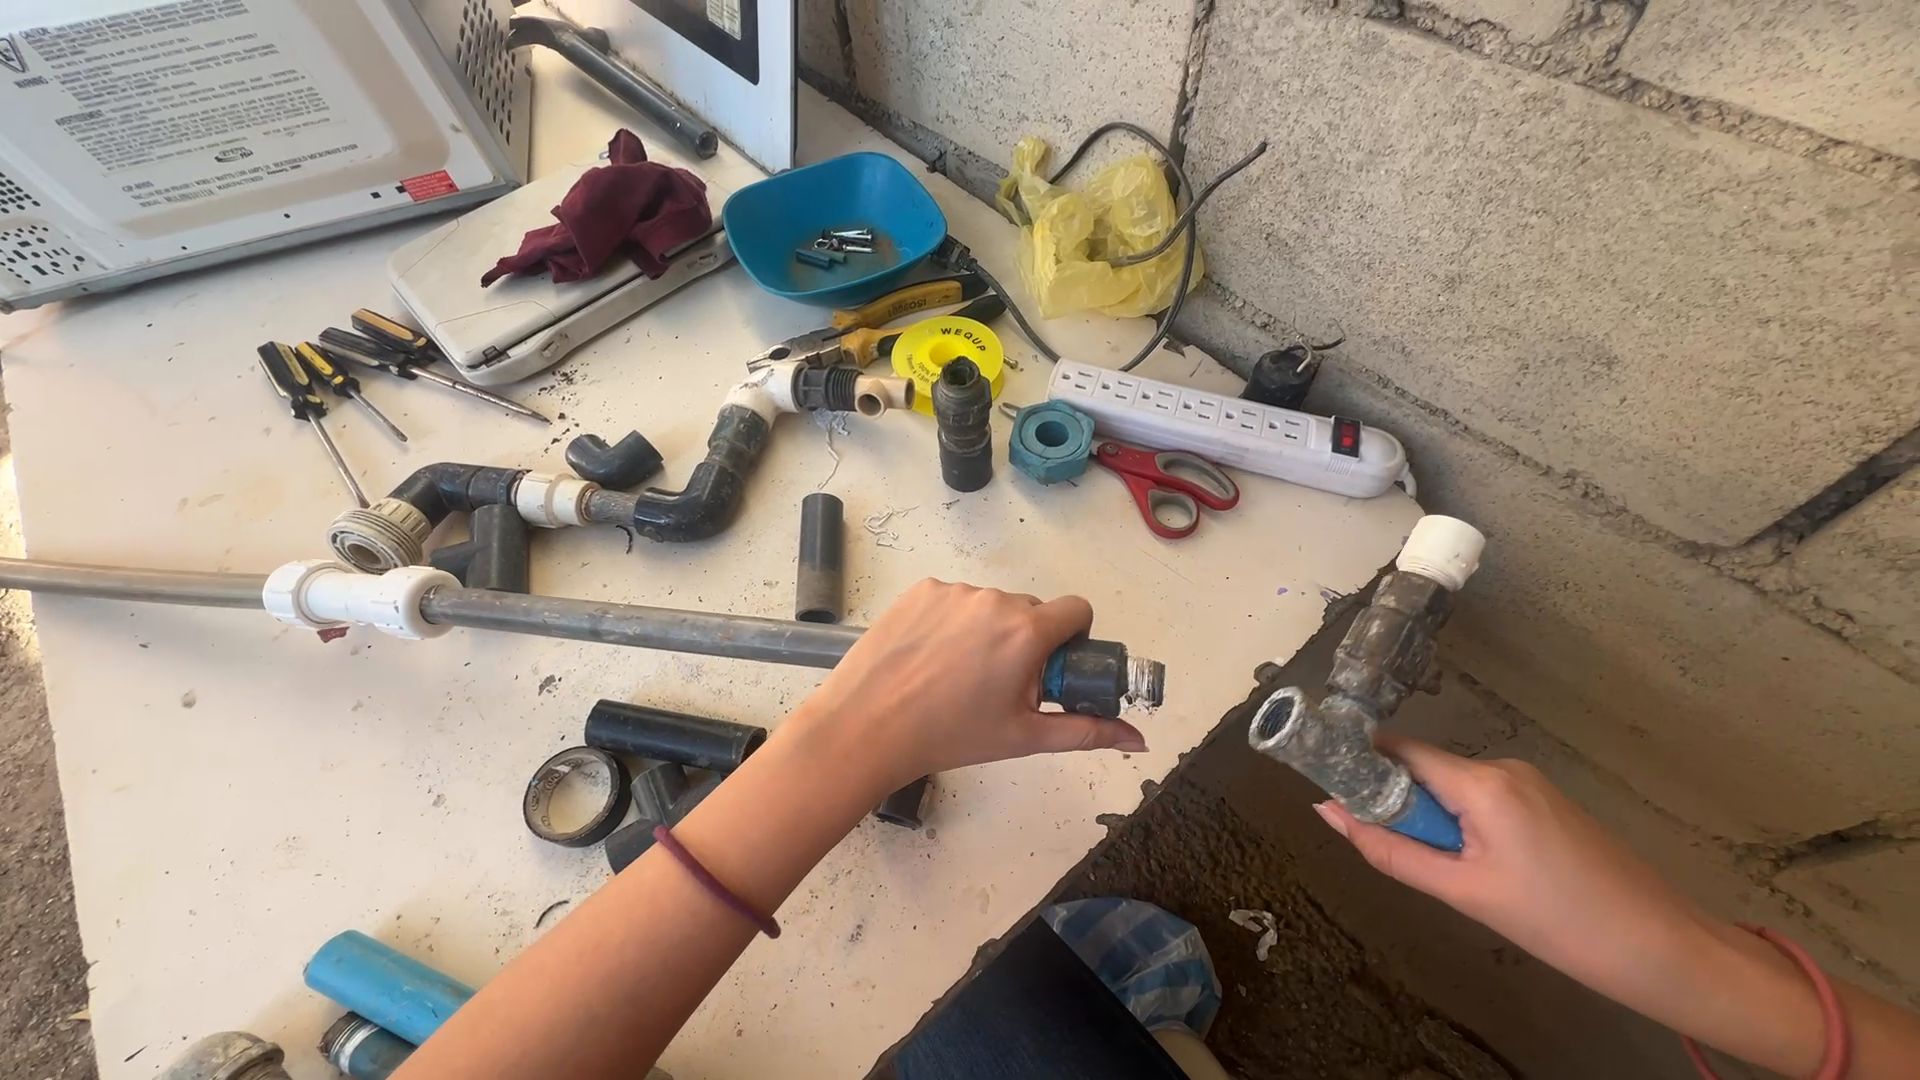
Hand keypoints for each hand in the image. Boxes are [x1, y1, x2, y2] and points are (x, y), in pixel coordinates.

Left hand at [790, 579, 1147, 792]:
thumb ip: (1087, 731)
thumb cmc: (950, 736)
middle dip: (1028, 639)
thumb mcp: (1024, 737)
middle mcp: (994, 599)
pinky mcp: (919, 589)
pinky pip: (953, 599)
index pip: (1077, 609)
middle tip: (999, 682)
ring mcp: (953, 590)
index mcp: (1027, 631)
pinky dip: (952, 621)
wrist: (867, 726)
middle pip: (1031, 609)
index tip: (1051, 666)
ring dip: (987, 630)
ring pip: (990, 605)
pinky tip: (929, 656)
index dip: (1073, 636)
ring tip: (956, 673)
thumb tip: (1139, 739)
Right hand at [1313, 737, 1719, 1003]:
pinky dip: (1463, 824)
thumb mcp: (1462, 892)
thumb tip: (1327, 810)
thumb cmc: (1561, 924)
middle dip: (1399, 804)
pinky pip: (1480, 798)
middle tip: (1404, 853)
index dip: (1359, 764)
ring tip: (1455, 873)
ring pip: (1449, 786)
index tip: (1334, 790)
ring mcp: (1528, 781)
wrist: (1672, 954)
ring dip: (1433, 819)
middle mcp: (1502, 766)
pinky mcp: (1545, 800)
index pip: (1397, 750)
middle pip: (1421, 767)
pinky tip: (1485, 868)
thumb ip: (1387, 849)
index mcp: (1482, 782)